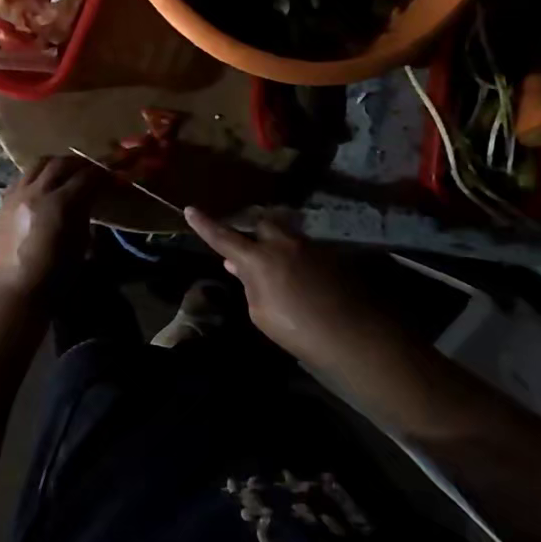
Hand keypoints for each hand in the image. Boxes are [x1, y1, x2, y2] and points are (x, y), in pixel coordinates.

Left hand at [0, 156, 98, 293]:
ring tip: (71, 172)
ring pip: (40, 164)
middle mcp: (37, 192)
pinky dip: (40, 175)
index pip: (88, 176)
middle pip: (62, 163)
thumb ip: (87, 210)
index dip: (104, 172)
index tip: (116, 174)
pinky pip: (25, 176)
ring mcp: (17, 194)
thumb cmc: (60, 269)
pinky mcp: (6, 200)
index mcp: (61, 204)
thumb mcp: (83, 238)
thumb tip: (95, 195)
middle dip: (82, 163)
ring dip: (59, 164)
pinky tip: (48, 186)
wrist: (22, 285)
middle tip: (95, 169)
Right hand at [184, 208, 391, 367]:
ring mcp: (310, 246)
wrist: (349, 331)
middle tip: (248, 248)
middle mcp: (285, 244)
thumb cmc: (296, 329)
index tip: (190, 210)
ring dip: (276, 244)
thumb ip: (249, 285)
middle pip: (263, 223)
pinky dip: (294, 257)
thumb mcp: (261, 313)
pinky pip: (304, 248)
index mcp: (260, 259)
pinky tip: (298, 276)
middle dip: (253, 231)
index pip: (225, 238)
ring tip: (274, 266)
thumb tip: (238, 265)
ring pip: (286, 234)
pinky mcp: (330, 254)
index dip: (205, 225)